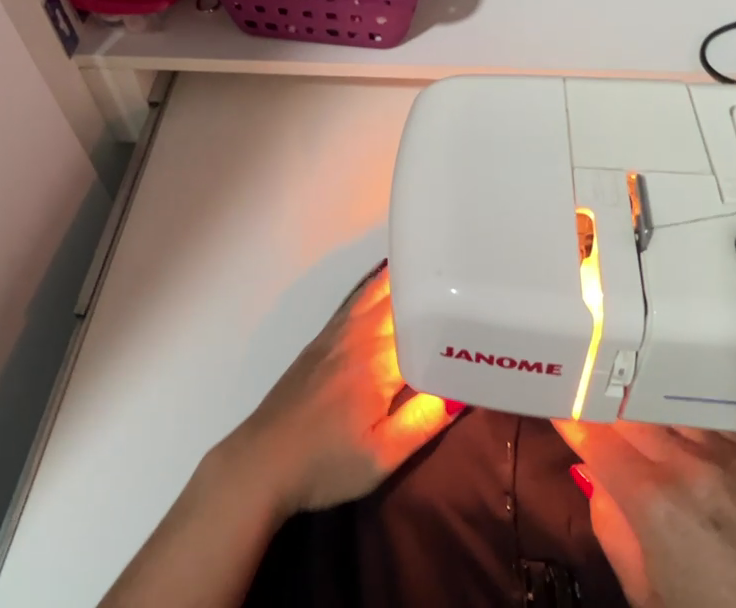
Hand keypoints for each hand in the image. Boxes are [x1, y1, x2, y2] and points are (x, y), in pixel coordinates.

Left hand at [214, 265, 455, 515]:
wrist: (259, 465)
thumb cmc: (325, 465)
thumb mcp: (382, 456)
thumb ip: (423, 420)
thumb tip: (461, 388)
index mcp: (376, 361)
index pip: (419, 322)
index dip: (446, 307)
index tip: (475, 295)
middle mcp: (355, 337)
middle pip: (393, 298)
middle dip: (424, 284)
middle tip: (458, 275)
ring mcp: (332, 338)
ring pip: (370, 296)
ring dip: (398, 281)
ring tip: (427, 271)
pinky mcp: (317, 346)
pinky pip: (353, 305)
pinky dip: (374, 292)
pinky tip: (384, 295)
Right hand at [556, 420, 735, 607]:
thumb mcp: (644, 589)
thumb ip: (611, 527)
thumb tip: (596, 478)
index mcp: (650, 499)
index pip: (593, 436)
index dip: (569, 417)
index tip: (553, 402)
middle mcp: (686, 463)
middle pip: (627, 414)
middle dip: (599, 407)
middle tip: (580, 396)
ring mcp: (726, 454)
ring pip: (665, 409)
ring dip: (639, 410)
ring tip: (621, 404)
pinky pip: (704, 422)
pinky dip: (679, 421)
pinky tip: (670, 426)